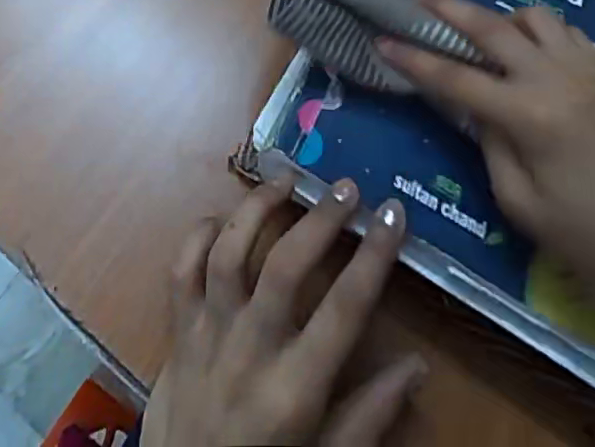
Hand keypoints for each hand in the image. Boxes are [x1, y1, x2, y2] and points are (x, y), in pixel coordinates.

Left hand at [141, 174, 427, 446]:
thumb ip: (370, 415)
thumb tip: (417, 366)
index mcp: (295, 389)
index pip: (343, 309)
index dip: (371, 256)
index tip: (391, 214)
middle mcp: (250, 350)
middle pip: (283, 267)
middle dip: (318, 220)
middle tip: (346, 187)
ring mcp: (207, 334)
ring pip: (227, 254)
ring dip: (256, 209)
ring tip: (285, 179)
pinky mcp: (177, 329)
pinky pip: (181, 268)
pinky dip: (197, 235)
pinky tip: (221, 218)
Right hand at [377, 0, 594, 319]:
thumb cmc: (594, 238)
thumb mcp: (519, 202)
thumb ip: (487, 143)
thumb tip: (474, 107)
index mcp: (530, 116)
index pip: (454, 76)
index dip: (412, 57)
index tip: (381, 39)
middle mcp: (559, 80)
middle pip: (491, 26)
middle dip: (448, 9)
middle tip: (418, 1)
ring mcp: (592, 72)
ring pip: (535, 16)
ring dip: (500, 17)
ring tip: (481, 33)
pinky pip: (568, 34)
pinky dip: (539, 33)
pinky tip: (531, 54)